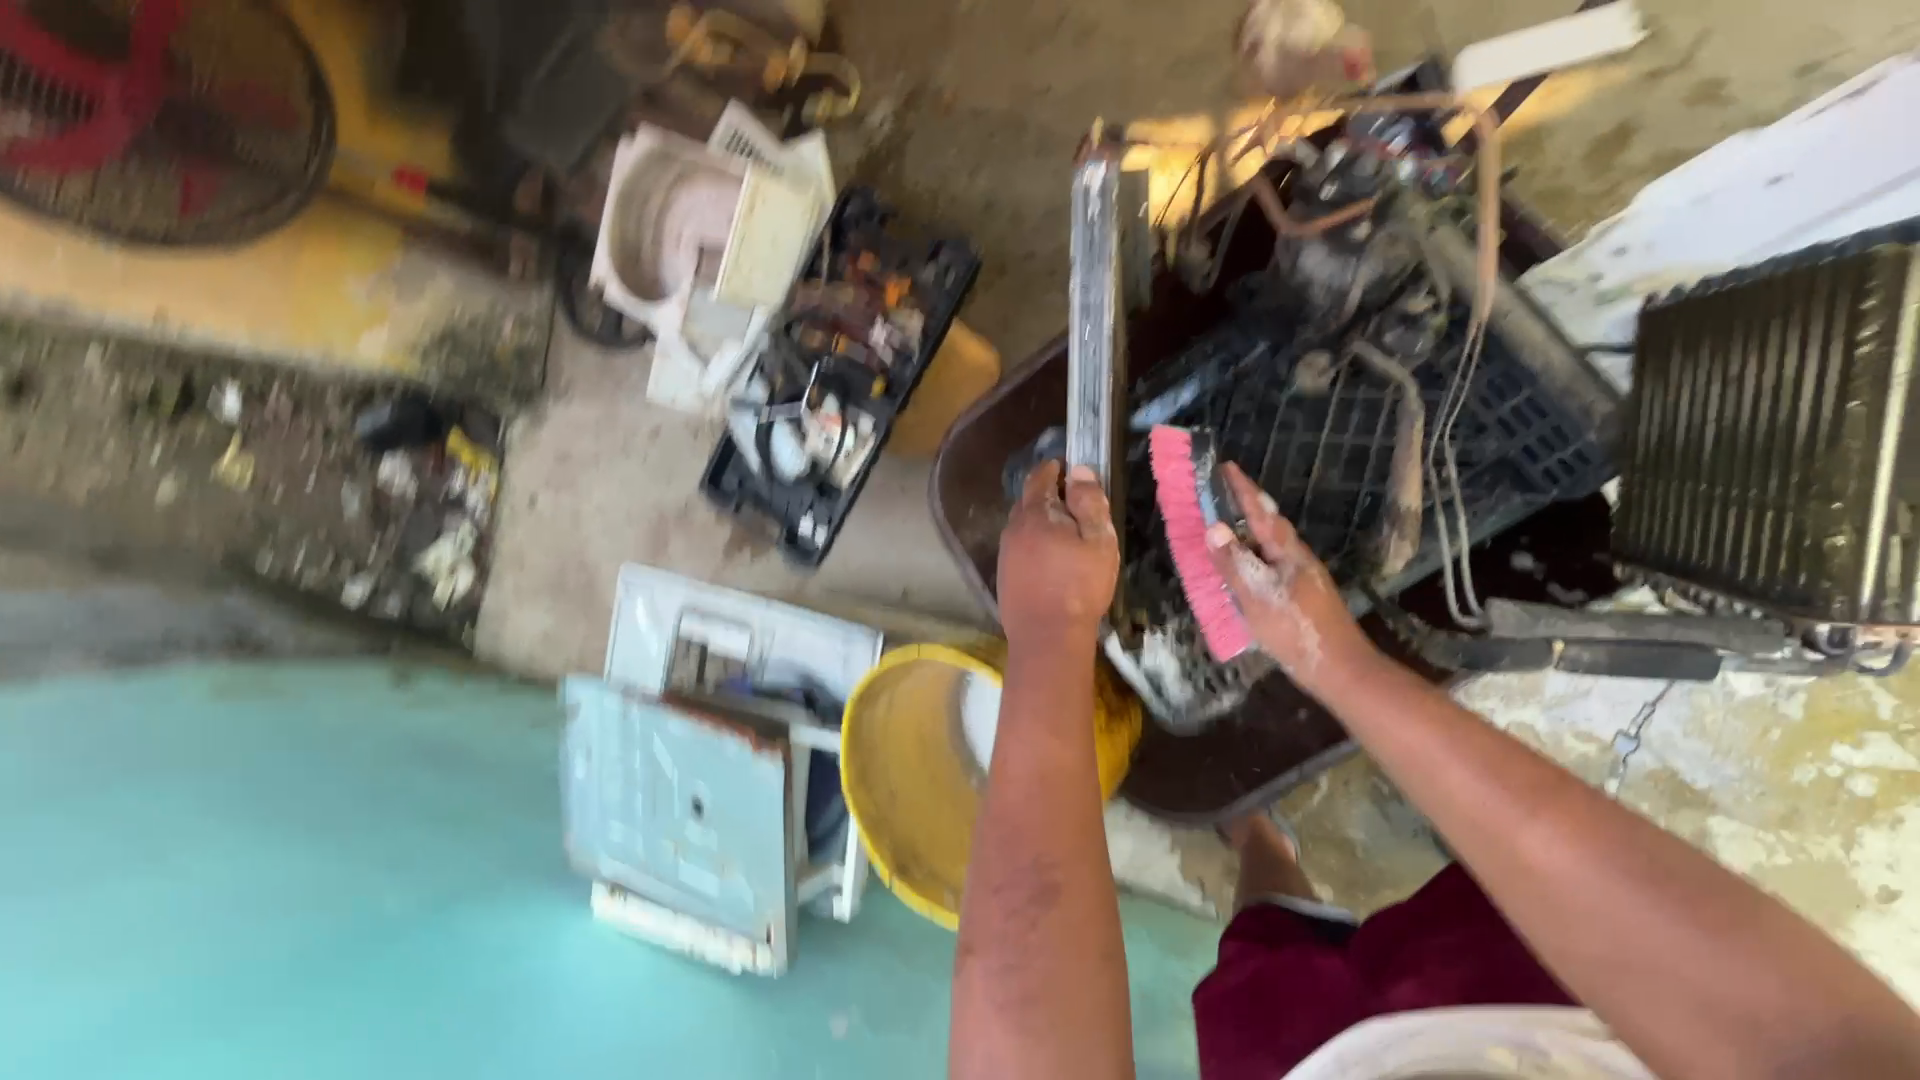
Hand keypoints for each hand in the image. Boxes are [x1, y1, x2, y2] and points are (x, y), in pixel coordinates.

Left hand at [997, 461, 1118, 649]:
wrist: (1046, 637)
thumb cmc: (1079, 587)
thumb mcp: (1098, 541)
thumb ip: (1089, 503)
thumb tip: (1079, 470)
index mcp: (1036, 514)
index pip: (1039, 478)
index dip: (1053, 469)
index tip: (1064, 466)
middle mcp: (1013, 529)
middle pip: (1027, 501)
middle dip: (1046, 495)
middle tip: (1070, 500)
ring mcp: (1005, 554)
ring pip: (1021, 527)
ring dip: (1038, 522)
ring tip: (1062, 531)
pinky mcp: (1004, 576)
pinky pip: (1019, 548)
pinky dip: (1032, 544)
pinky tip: (1048, 559)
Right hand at [1206, 462, 1375, 686]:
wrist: (1339, 668)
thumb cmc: (1296, 630)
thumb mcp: (1258, 597)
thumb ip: (1234, 563)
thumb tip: (1214, 527)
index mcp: (1287, 551)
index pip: (1261, 511)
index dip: (1242, 489)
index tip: (1225, 466)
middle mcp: (1296, 557)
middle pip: (1267, 524)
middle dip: (1243, 507)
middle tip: (1217, 495)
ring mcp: (1300, 576)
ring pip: (1269, 545)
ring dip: (1246, 533)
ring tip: (1221, 529)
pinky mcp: (1300, 594)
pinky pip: (1268, 563)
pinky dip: (1250, 557)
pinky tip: (1240, 570)